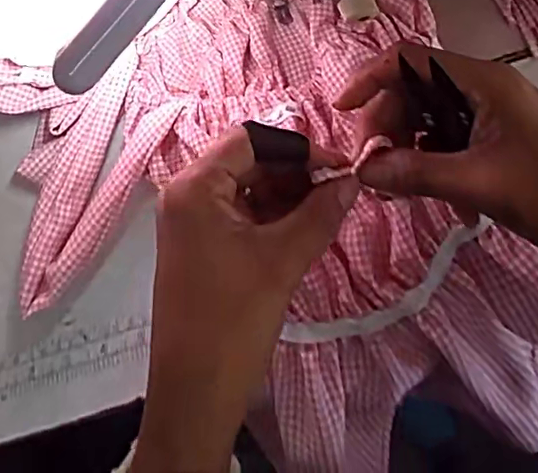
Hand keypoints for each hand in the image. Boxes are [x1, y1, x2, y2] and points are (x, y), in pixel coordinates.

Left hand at [131, 127, 358, 472]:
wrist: (194, 398)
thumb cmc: (233, 323)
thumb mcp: (282, 262)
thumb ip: (319, 213)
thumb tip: (351, 180)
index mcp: (195, 186)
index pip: (250, 139)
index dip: (298, 148)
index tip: (337, 166)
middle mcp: (186, 193)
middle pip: (247, 160)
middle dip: (294, 171)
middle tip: (337, 188)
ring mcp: (190, 219)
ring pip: (245, 186)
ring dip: (285, 193)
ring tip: (327, 207)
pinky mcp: (199, 242)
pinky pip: (239, 211)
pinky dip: (271, 213)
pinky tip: (303, 225)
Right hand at [334, 42, 537, 279]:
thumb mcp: (481, 185)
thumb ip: (416, 173)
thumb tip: (361, 170)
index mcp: (482, 80)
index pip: (409, 58)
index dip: (370, 79)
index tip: (343, 114)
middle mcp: (484, 88)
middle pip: (416, 90)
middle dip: (388, 125)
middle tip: (374, 169)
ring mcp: (494, 114)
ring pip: (432, 119)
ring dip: (412, 151)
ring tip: (406, 191)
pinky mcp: (502, 140)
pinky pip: (453, 142)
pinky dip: (438, 166)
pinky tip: (448, 204)